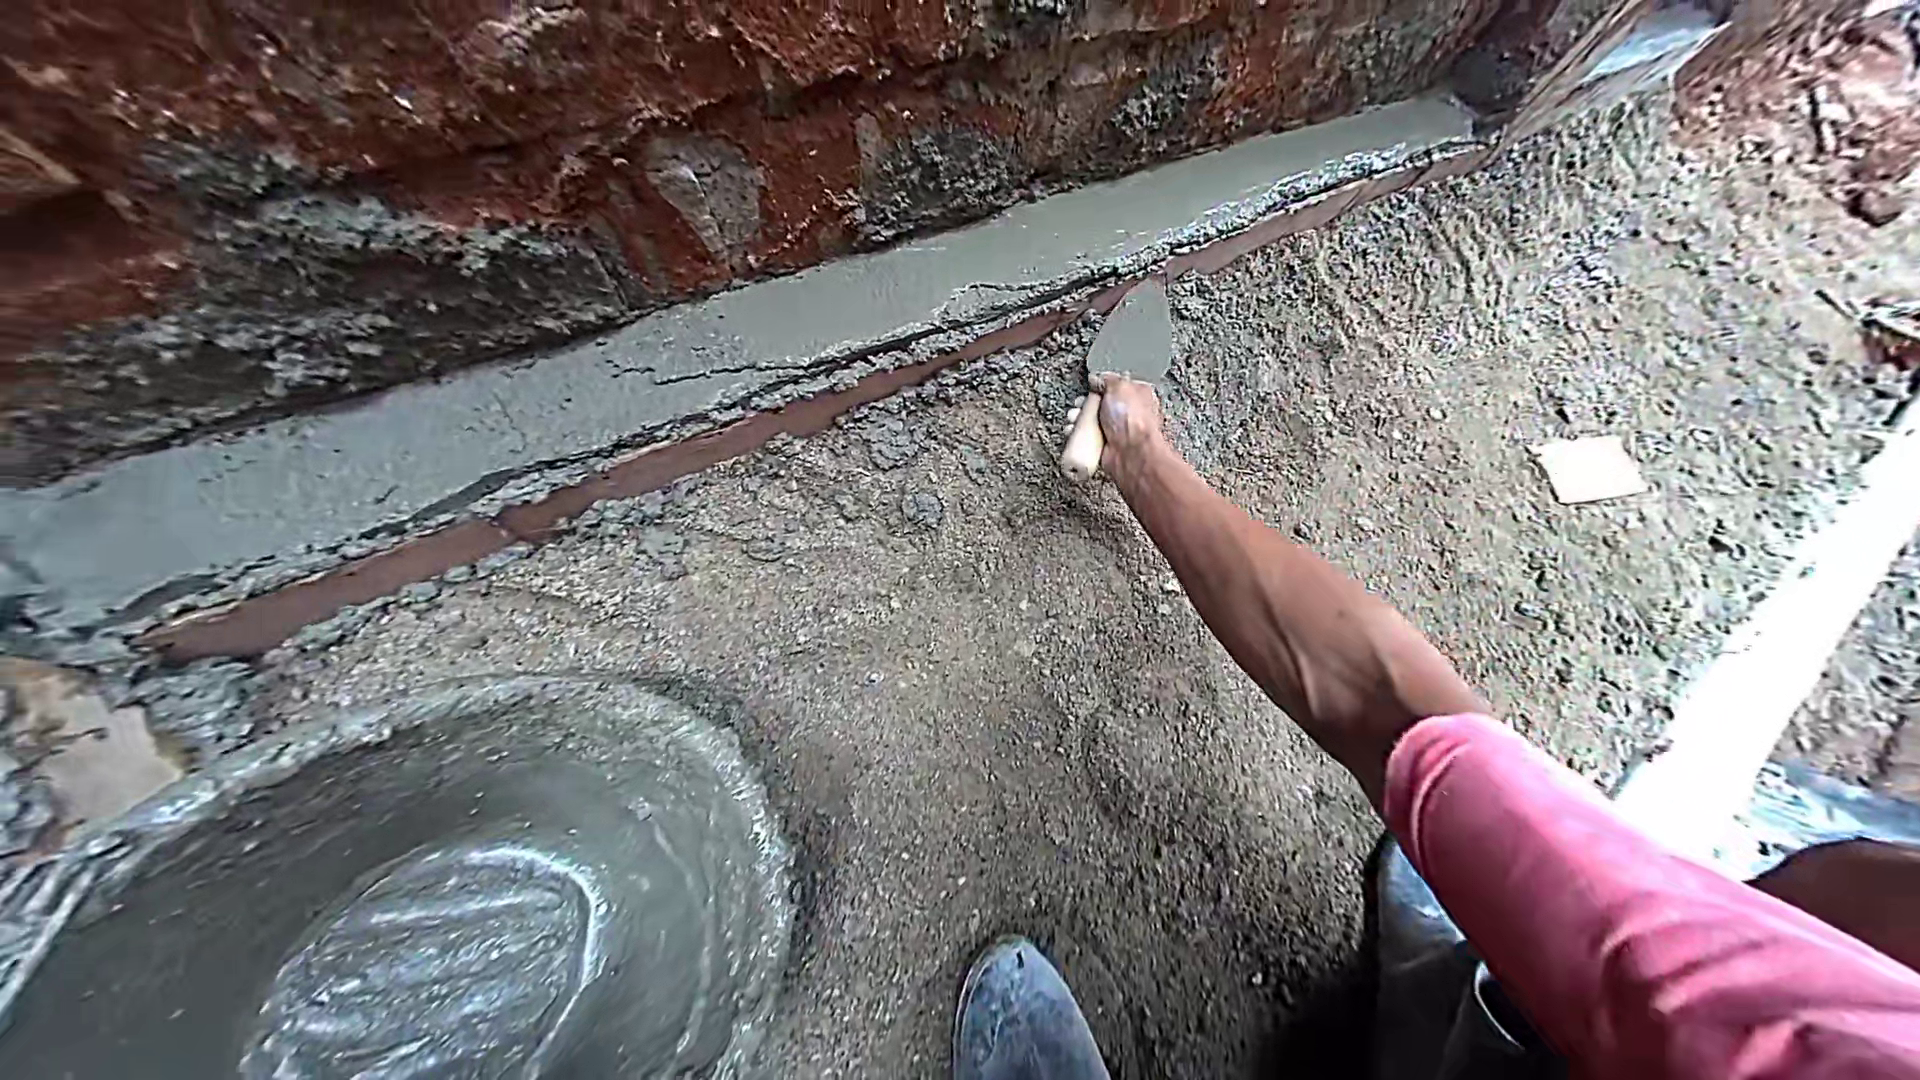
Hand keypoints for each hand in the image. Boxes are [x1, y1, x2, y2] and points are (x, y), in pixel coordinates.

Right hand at [1081, 372, 1164, 481]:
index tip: (1090, 388)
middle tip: (1080, 406)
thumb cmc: (1133, 420)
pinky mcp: (1104, 447)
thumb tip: (1096, 379)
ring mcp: (1116, 432)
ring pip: (1090, 422)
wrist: (1132, 453)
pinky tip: (1073, 432)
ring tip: (1074, 420)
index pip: (1114, 386)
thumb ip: (1107, 379)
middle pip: (1098, 404)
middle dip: (1084, 405)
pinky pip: (1086, 439)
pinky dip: (1076, 436)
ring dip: (1078, 420)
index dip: (1099, 386)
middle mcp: (1127, 414)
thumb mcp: (1120, 386)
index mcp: (1137, 395)